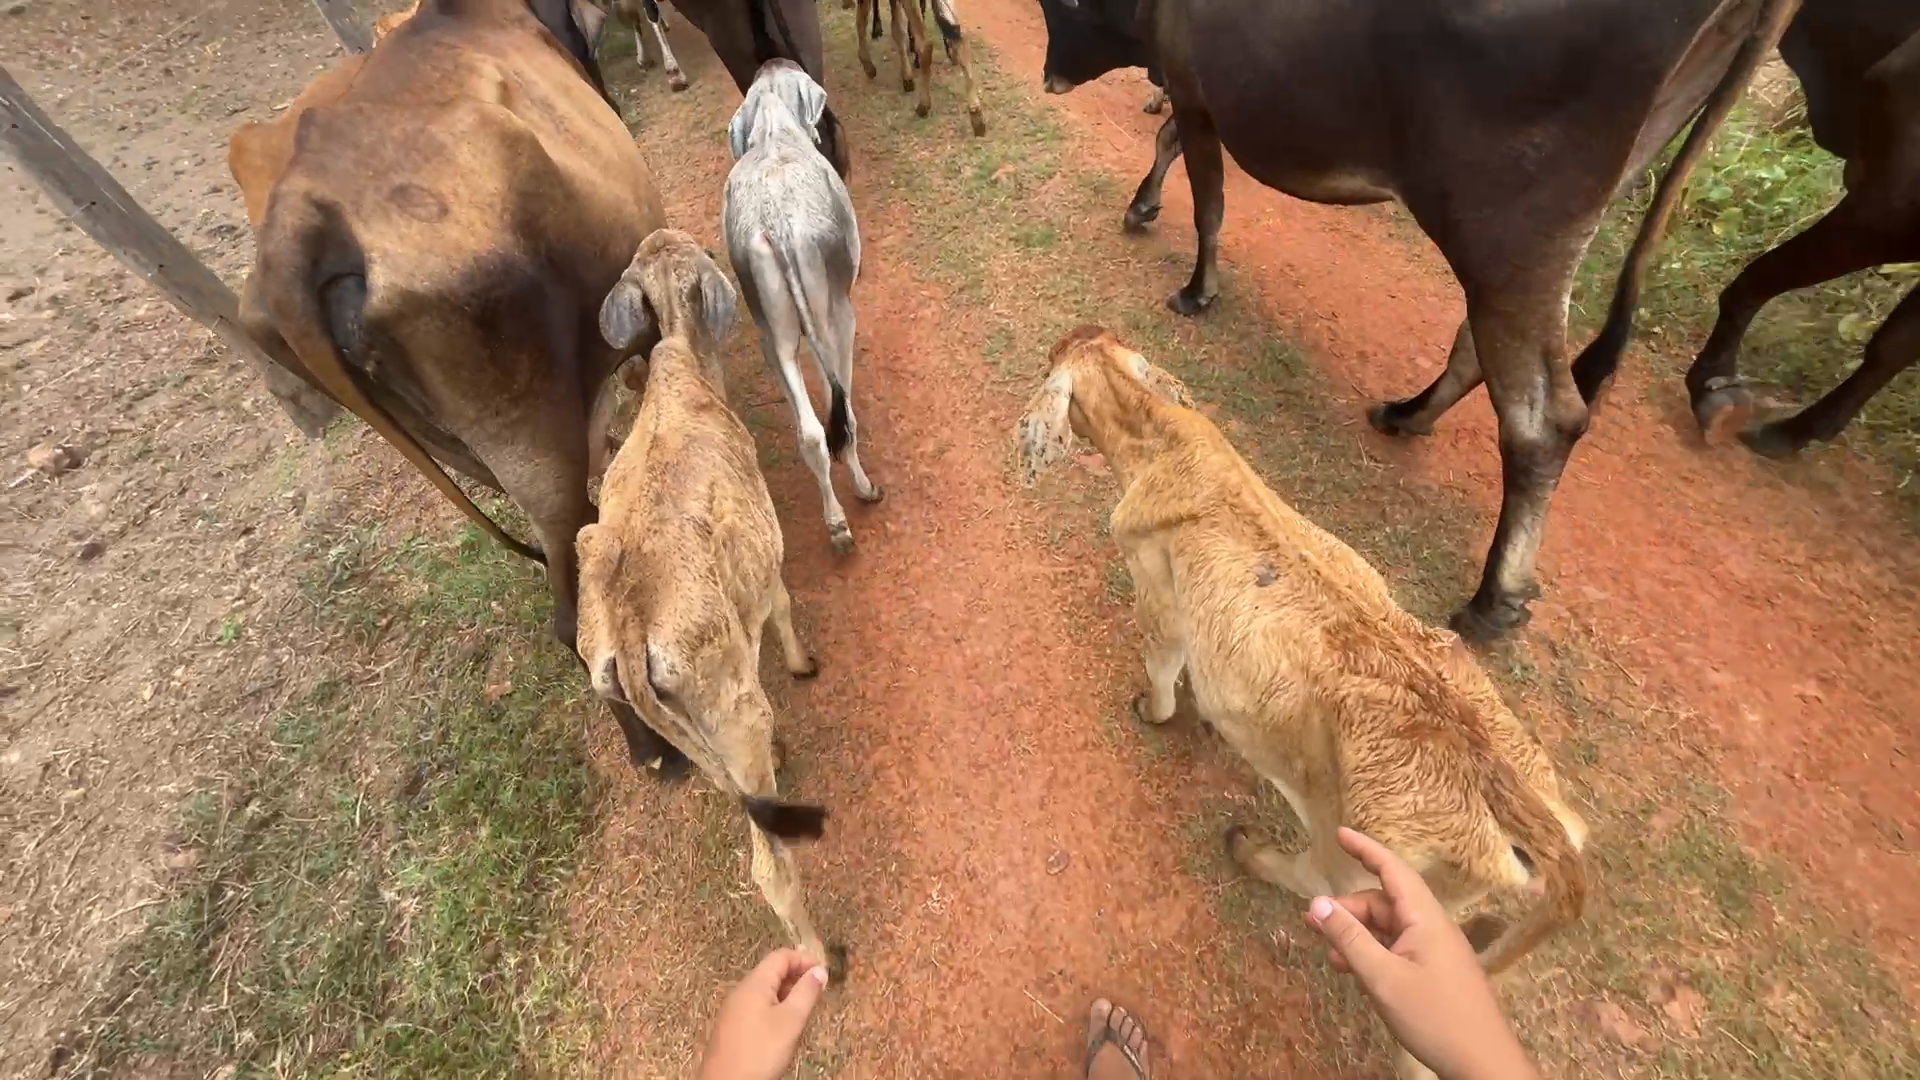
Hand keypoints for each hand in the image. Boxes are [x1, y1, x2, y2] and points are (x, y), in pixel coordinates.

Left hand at [698, 948, 829, 1079]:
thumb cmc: (761, 1052)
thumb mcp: (791, 1021)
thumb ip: (807, 992)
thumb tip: (820, 970)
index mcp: (754, 983)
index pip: (781, 956)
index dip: (804, 959)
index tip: (823, 973)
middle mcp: (741, 992)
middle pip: (772, 972)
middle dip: (796, 977)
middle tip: (816, 992)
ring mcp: (732, 1011)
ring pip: (764, 992)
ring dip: (786, 995)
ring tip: (803, 1011)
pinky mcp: (730, 1030)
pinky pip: (756, 1008)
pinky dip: (774, 1009)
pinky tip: (782, 1029)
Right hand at [1305, 828, 1537, 1079]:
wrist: (1488, 1072)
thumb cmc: (1436, 1018)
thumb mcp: (1383, 978)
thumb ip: (1348, 937)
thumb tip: (1316, 901)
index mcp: (1425, 920)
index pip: (1393, 870)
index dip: (1366, 849)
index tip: (1339, 834)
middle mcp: (1432, 928)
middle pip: (1382, 903)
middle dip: (1347, 909)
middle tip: (1313, 922)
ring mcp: (1436, 952)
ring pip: (1387, 929)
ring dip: (1356, 936)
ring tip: (1330, 956)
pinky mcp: (1436, 974)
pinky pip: (1396, 949)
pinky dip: (1372, 953)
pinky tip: (1354, 973)